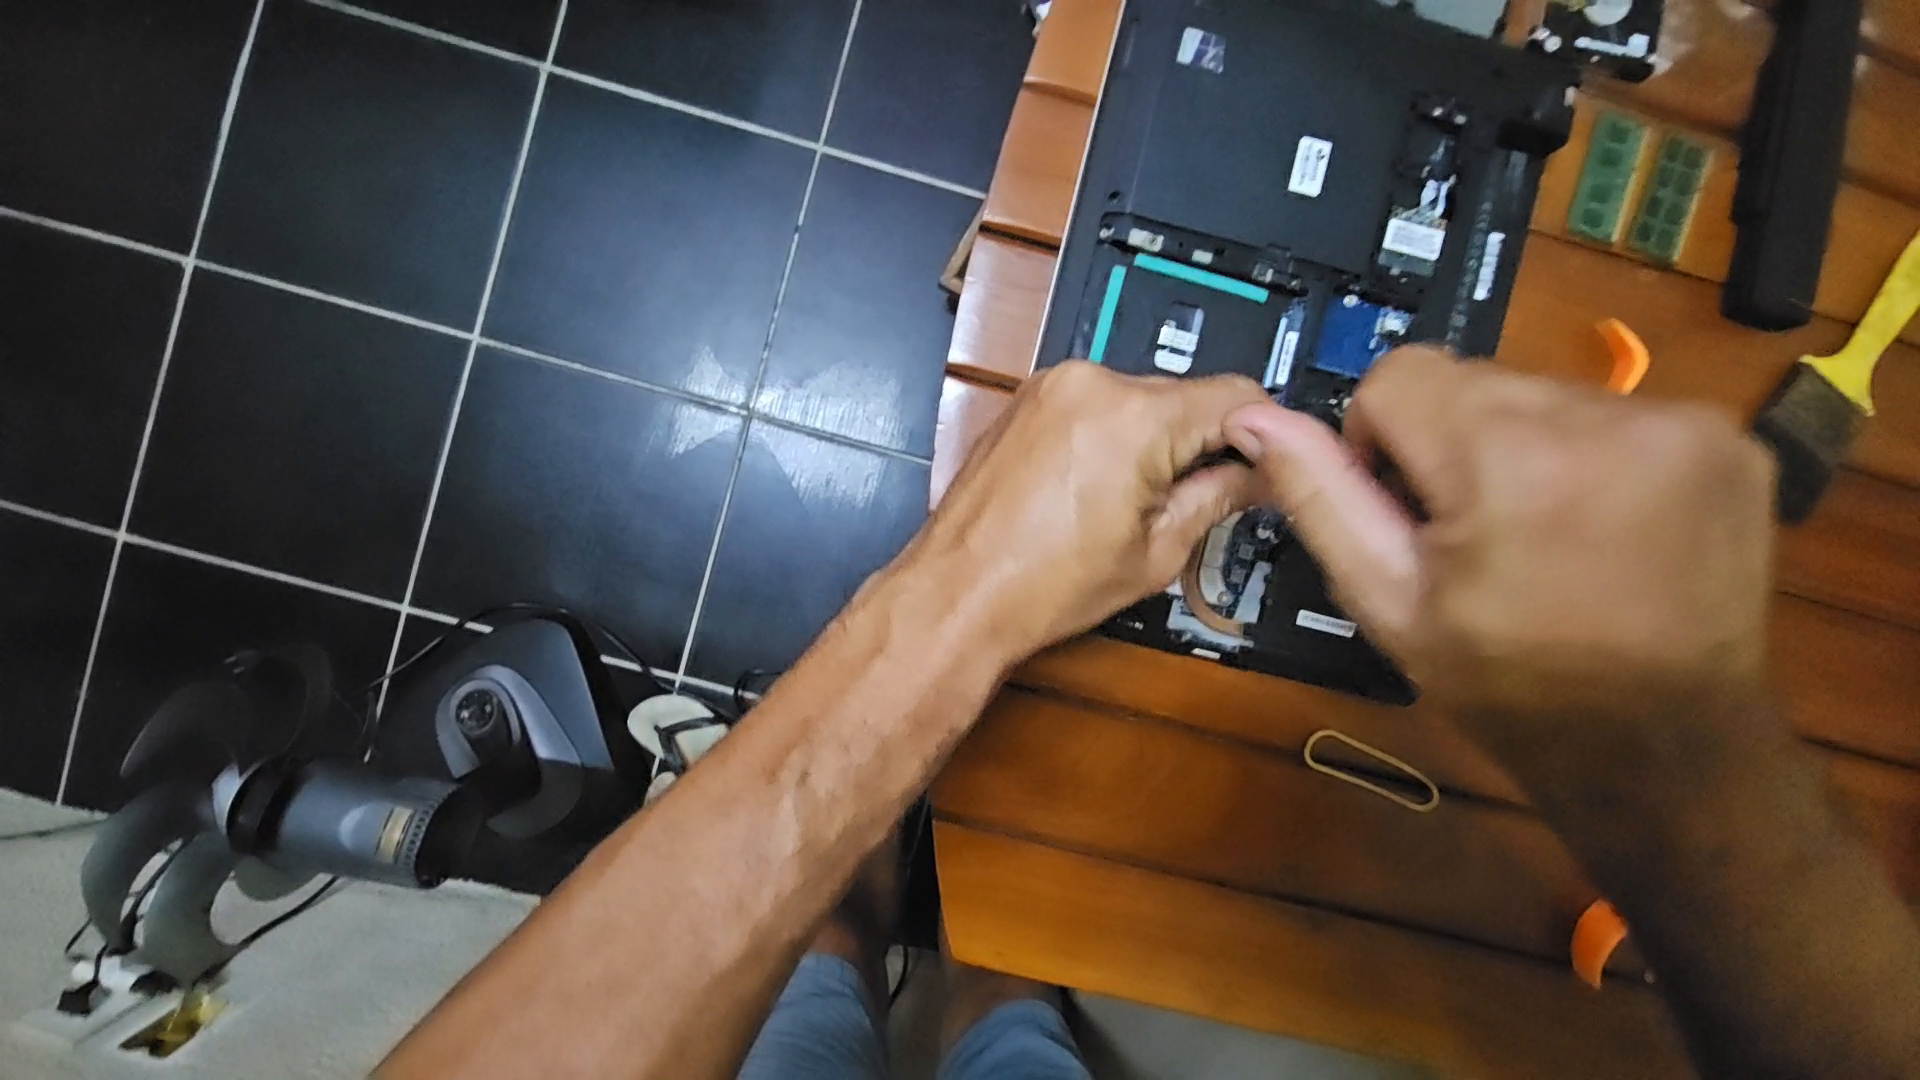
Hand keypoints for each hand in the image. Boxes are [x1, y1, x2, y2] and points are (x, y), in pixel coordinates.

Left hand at [909, 361, 1268, 660]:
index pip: (1237, 396)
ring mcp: (1052, 389)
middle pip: (1184, 397)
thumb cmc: (1036, 585)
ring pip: (1138, 401)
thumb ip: (1217, 499)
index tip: (1266, 466)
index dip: (1263, 436)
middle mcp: (1090, 385)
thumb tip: (1256, 476)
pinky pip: (1094, 405)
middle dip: (1200, 444)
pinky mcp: (1028, 402)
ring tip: (1130, 504)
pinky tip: (1097, 488)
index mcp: (1134, 418)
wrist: (959, 591)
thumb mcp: (1155, 554)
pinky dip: (1111, 437)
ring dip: (1153, 441)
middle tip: (1196, 499)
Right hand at [1224, 347, 1775, 771]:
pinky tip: (1584, 523)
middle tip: (1459, 530)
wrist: (1657, 743)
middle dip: (1441, 441)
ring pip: (1529, 391)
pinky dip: (1571, 453)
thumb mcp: (1382, 596)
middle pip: (1466, 378)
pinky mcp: (1727, 438)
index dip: (1375, 438)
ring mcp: (1683, 423)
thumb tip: (1255, 417)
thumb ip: (1319, 495)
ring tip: (1525, 531)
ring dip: (1506, 445)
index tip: (1401, 508)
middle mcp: (1607, 417)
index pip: (1399, 375)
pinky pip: (1600, 411)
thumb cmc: (1499, 679)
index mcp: (1510, 459)